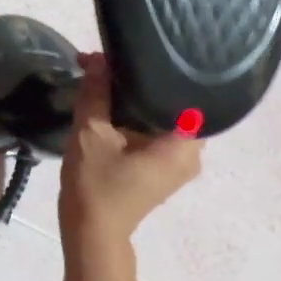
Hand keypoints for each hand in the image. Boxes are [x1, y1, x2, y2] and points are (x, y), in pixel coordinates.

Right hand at [58, 53, 201, 246]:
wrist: (92, 227)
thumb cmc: (97, 181)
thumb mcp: (91, 131)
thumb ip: (96, 92)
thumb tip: (98, 58)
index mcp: (181, 145)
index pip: (185, 96)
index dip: (157, 71)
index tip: (129, 54)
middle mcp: (190, 153)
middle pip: (171, 104)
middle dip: (138, 81)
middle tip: (106, 61)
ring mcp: (177, 162)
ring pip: (159, 116)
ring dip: (132, 97)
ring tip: (102, 75)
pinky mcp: (161, 166)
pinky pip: (153, 130)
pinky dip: (132, 113)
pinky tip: (107, 101)